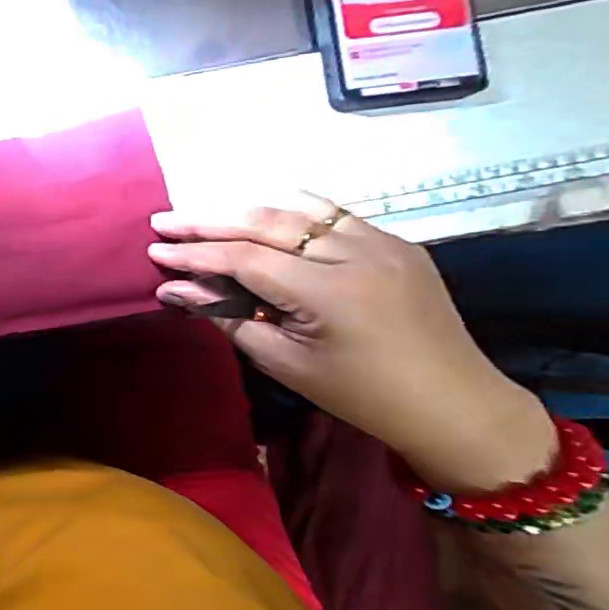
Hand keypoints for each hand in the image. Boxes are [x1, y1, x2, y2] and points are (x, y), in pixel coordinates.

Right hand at [148, 203, 553, 493]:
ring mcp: (383, 239)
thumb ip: (229, 318)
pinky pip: (333, 215)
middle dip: (210, 220)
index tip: (157, 249)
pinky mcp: (397, 240)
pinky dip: (292, 213)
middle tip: (167, 220)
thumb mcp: (287, 363)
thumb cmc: (361, 395)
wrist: (452, 402)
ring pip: (300, 207)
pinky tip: (265, 218)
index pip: (245, 258)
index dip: (196, 253)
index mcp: (330, 291)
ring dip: (248, 209)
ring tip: (207, 215)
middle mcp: (357, 251)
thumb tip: (177, 290)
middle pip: (267, 220)